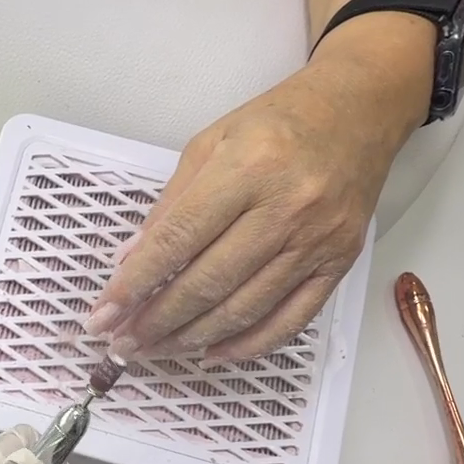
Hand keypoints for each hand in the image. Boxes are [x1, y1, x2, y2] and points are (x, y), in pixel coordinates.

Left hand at [85, 18, 431, 360]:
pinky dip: (246, 346)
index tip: (101, 317)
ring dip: (190, 340)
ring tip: (152, 351)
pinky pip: (290, 321)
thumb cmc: (274, 124)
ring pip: (244, 309)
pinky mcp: (341, 263)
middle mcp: (287, 207)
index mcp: (247, 169)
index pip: (176, 241)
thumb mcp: (208, 146)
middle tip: (121, 344)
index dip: (133, 286)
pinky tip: (209, 354)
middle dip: (155, 323)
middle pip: (207, 284)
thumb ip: (167, 207)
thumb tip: (127, 264)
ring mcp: (317, 240)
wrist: (362, 108)